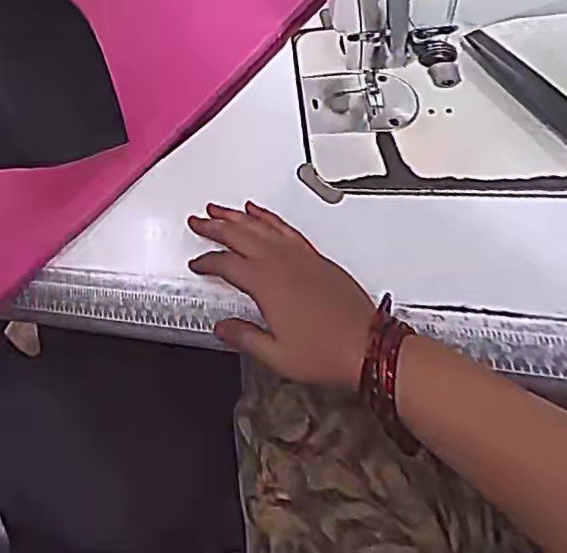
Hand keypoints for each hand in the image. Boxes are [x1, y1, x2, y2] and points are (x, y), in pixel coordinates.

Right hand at [188, 202, 376, 389]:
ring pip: (257, 225)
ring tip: (219, 209)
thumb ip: (245, 337)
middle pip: (236, 234)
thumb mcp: (277, 356)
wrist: (369, 346)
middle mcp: (278, 263)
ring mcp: (296, 255)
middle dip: (213, 226)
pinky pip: (282, 227)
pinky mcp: (312, 255)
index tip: (198, 264)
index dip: (206, 262)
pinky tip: (258, 211)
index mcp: (264, 283)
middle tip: (197, 221)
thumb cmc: (327, 352)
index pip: (225, 264)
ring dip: (234, 215)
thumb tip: (223, 328)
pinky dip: (266, 216)